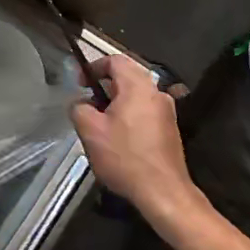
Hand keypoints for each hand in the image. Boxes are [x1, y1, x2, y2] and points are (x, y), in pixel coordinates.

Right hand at [70, 56, 198, 212]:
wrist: (162, 190)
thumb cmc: (125, 157)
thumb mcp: (91, 132)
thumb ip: (79, 109)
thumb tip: (80, 103)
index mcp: (137, 86)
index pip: (115, 60)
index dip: (94, 66)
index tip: (80, 82)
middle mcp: (156, 92)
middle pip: (127, 76)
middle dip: (104, 85)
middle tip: (88, 103)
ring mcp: (166, 111)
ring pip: (137, 95)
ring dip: (117, 102)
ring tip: (100, 123)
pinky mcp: (169, 128)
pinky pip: (145, 111)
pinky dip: (130, 115)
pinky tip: (119, 138)